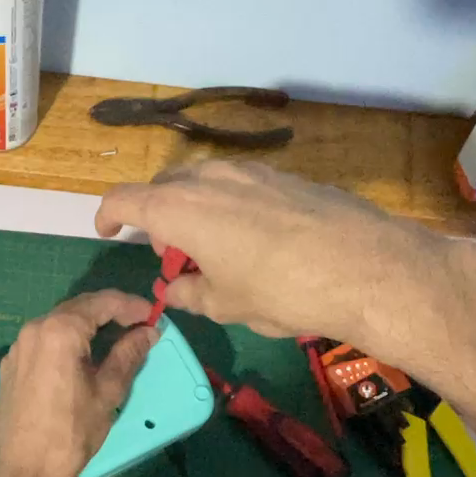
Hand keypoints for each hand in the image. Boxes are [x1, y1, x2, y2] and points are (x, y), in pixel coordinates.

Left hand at [0, 291, 158, 476]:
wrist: (21, 471)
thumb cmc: (70, 432)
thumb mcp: (108, 392)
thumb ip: (128, 355)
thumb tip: (147, 332)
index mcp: (59, 330)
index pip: (102, 302)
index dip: (131, 305)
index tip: (152, 315)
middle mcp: (34, 330)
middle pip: (78, 308)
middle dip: (109, 312)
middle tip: (137, 325)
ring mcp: (17, 348)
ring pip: (58, 324)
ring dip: (87, 327)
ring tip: (114, 341)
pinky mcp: (10, 367)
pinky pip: (43, 342)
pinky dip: (67, 342)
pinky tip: (82, 359)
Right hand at [94, 161, 475, 383]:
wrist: (369, 269)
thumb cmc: (283, 292)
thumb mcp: (227, 304)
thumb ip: (190, 294)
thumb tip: (173, 289)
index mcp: (181, 209)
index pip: (125, 199)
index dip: (107, 215)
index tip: (106, 232)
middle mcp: (210, 179)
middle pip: (164, 187)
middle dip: (156, 217)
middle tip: (170, 254)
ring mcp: (251, 172)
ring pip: (203, 182)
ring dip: (193, 209)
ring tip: (212, 248)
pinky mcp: (286, 176)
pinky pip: (239, 184)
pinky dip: (228, 206)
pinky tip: (253, 239)